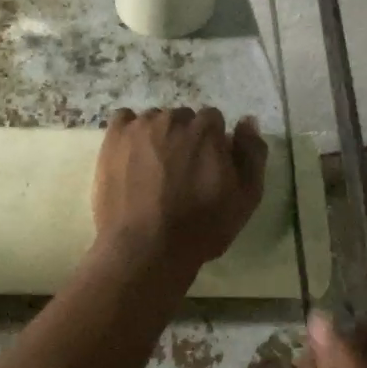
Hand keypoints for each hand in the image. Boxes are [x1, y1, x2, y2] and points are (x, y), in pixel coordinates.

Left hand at [92, 106, 266, 277]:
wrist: (145, 249)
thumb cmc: (201, 228)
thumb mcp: (245, 198)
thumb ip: (251, 154)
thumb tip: (247, 120)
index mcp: (207, 130)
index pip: (212, 119)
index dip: (211, 143)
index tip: (205, 167)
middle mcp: (174, 119)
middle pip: (183, 118)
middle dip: (185, 137)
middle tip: (180, 171)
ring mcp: (141, 126)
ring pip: (155, 119)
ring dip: (158, 135)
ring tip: (153, 168)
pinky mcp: (114, 138)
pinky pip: (124, 119)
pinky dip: (130, 132)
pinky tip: (131, 155)